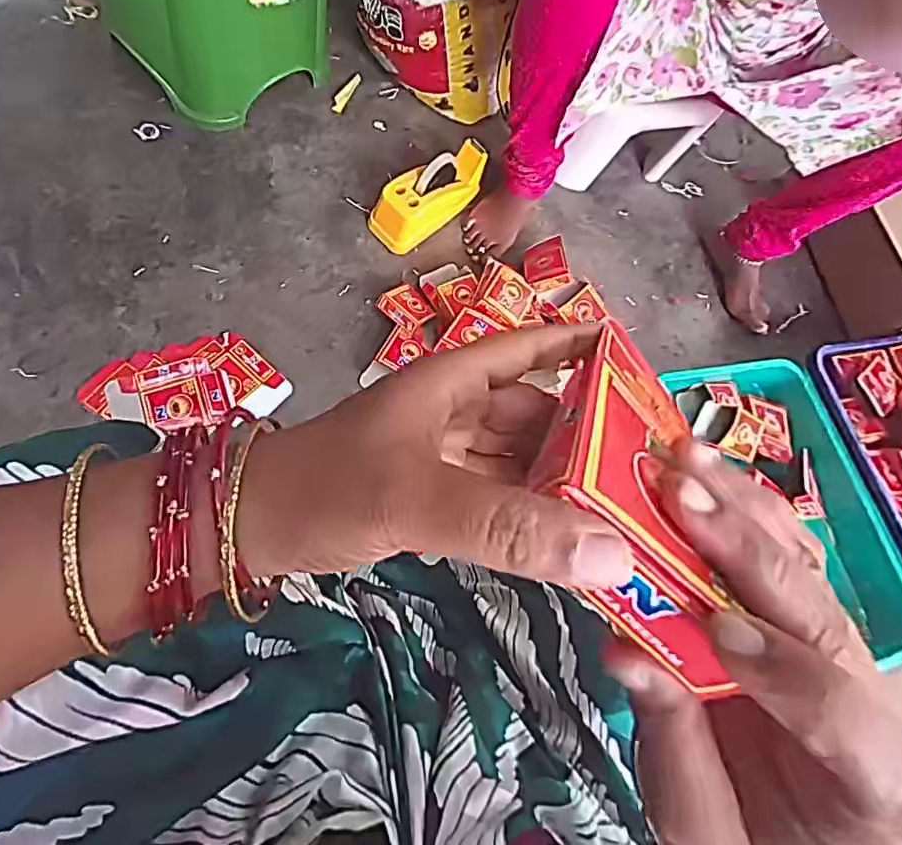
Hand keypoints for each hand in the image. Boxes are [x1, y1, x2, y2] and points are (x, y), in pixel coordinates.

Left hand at [235, 326, 635, 588]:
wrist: (254, 527)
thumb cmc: (330, 487)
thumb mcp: (418, 498)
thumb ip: (506, 527)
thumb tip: (611, 554)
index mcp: (453, 381)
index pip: (529, 348)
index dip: (579, 346)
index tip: (633, 361)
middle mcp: (456, 409)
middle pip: (536, 410)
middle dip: (587, 430)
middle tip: (647, 462)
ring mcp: (446, 452)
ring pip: (520, 456)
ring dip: (563, 476)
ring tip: (624, 502)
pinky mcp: (437, 493)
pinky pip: (499, 494)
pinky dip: (531, 509)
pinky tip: (566, 533)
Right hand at [606, 441, 901, 844]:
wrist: (819, 843)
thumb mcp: (713, 837)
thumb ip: (676, 748)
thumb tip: (626, 650)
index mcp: (882, 778)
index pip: (840, 712)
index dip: (780, 667)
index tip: (714, 630)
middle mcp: (879, 695)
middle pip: (816, 609)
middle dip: (742, 548)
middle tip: (681, 495)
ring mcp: (850, 648)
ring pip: (804, 562)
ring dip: (741, 504)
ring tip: (690, 459)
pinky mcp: (813, 620)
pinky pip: (786, 555)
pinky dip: (745, 510)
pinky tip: (713, 475)